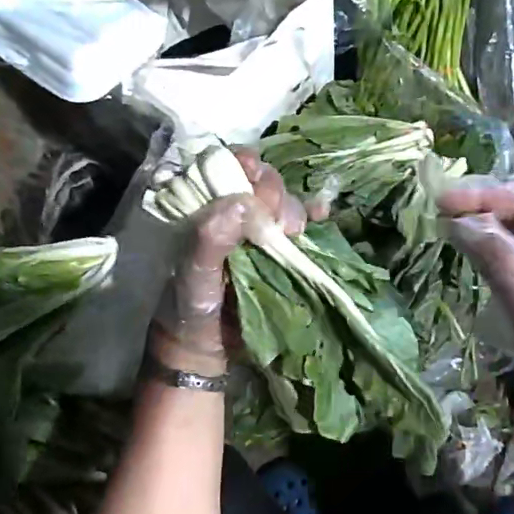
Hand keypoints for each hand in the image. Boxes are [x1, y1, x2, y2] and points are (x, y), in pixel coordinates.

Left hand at [150, 148, 318, 374]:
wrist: (203, 348)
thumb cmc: (189, 306)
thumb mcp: (194, 272)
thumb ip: (211, 238)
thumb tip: (245, 203)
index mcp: (209, 209)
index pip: (229, 169)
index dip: (245, 165)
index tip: (253, 173)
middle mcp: (237, 215)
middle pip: (264, 184)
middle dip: (273, 193)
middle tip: (274, 219)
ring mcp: (262, 235)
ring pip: (286, 205)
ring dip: (294, 211)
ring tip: (293, 232)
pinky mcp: (284, 255)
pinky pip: (307, 230)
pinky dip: (317, 217)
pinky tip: (323, 216)